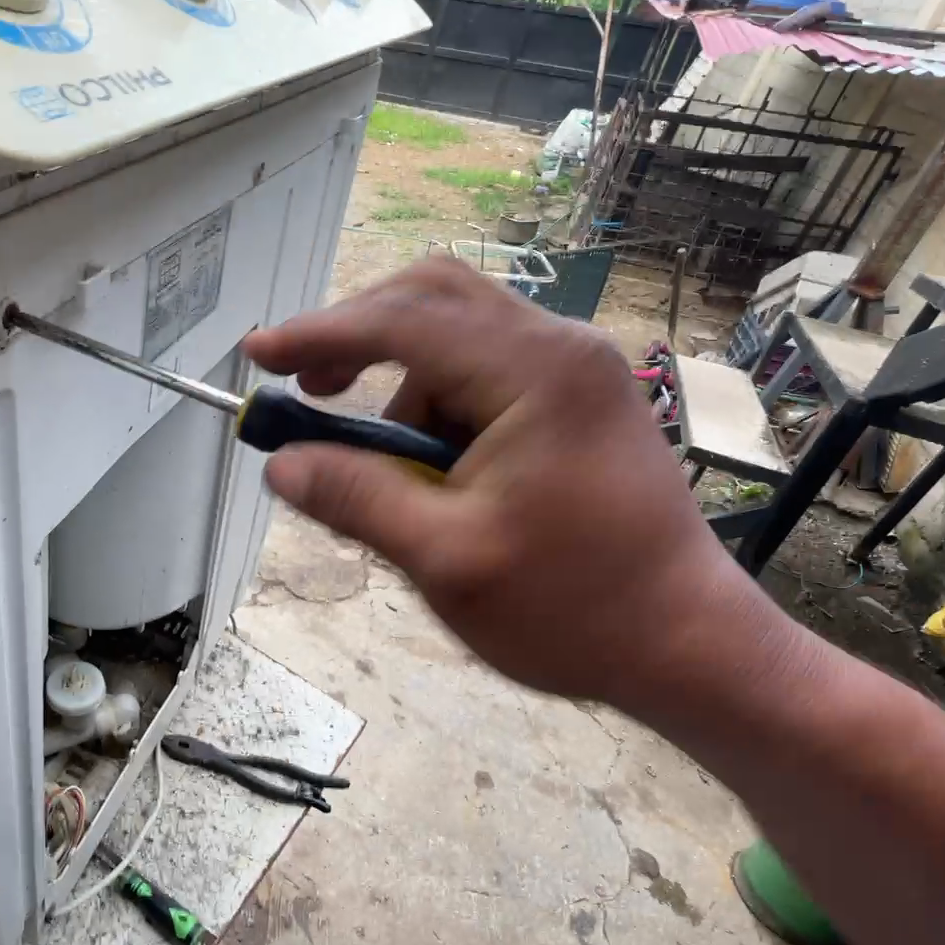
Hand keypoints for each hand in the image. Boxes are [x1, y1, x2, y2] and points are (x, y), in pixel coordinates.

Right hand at [244, 259, 781, 710]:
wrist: (688, 645)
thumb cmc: (573, 609)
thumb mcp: (444, 560)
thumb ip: (355, 500)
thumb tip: (280, 464)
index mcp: (535, 372)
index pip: (403, 320)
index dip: (318, 333)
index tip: (256, 356)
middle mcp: (559, 349)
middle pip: (434, 299)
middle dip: (357, 337)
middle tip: (309, 389)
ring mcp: (574, 373)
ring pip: (455, 341)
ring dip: (400, 391)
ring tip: (394, 477)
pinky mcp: (576, 402)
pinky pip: (482, 377)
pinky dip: (436, 411)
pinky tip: (437, 476)